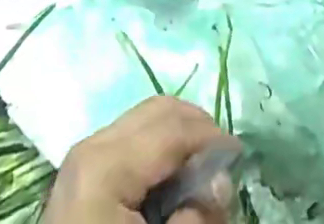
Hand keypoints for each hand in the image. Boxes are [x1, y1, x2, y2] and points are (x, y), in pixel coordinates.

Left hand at [45, 96, 238, 223]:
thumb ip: (196, 214)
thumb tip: (220, 181)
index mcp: (108, 162)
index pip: (175, 127)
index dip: (213, 139)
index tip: (240, 160)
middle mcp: (94, 144)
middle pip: (160, 109)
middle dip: (197, 128)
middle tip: (221, 163)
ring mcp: (84, 154)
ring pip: (146, 119)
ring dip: (178, 137)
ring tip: (198, 175)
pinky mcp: (83, 170)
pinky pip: (130, 139)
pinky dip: (158, 150)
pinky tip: (171, 183)